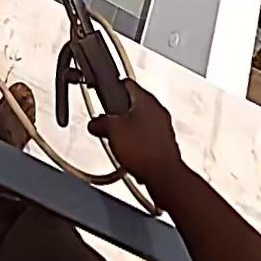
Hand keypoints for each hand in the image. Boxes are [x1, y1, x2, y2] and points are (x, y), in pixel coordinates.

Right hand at [89, 81, 188, 196]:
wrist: (163, 177)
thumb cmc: (142, 150)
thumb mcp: (112, 131)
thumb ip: (100, 122)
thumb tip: (94, 123)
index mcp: (146, 99)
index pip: (127, 83)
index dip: (114, 87)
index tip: (106, 94)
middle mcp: (158, 109)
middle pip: (134, 104)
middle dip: (120, 114)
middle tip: (109, 123)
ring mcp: (164, 127)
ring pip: (141, 122)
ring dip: (130, 130)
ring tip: (119, 142)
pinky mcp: (166, 143)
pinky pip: (148, 138)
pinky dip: (139, 144)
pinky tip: (131, 155)